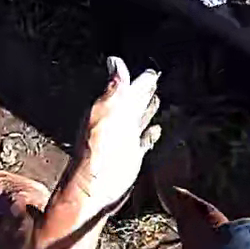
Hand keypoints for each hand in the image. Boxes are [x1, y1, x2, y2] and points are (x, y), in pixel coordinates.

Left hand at [55, 57, 161, 222]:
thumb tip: (115, 61)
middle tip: (154, 77)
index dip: (139, 79)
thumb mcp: (105, 114)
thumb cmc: (97, 153)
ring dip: (147, 108)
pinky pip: (143, 141)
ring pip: (138, 118)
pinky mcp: (131, 157)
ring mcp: (124, 140)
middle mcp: (118, 122)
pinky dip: (150, 134)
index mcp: (112, 109)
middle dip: (144, 90)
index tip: (150, 70)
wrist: (93, 188)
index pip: (128, 88)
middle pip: (134, 101)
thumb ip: (114, 90)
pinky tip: (156, 131)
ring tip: (155, 98)